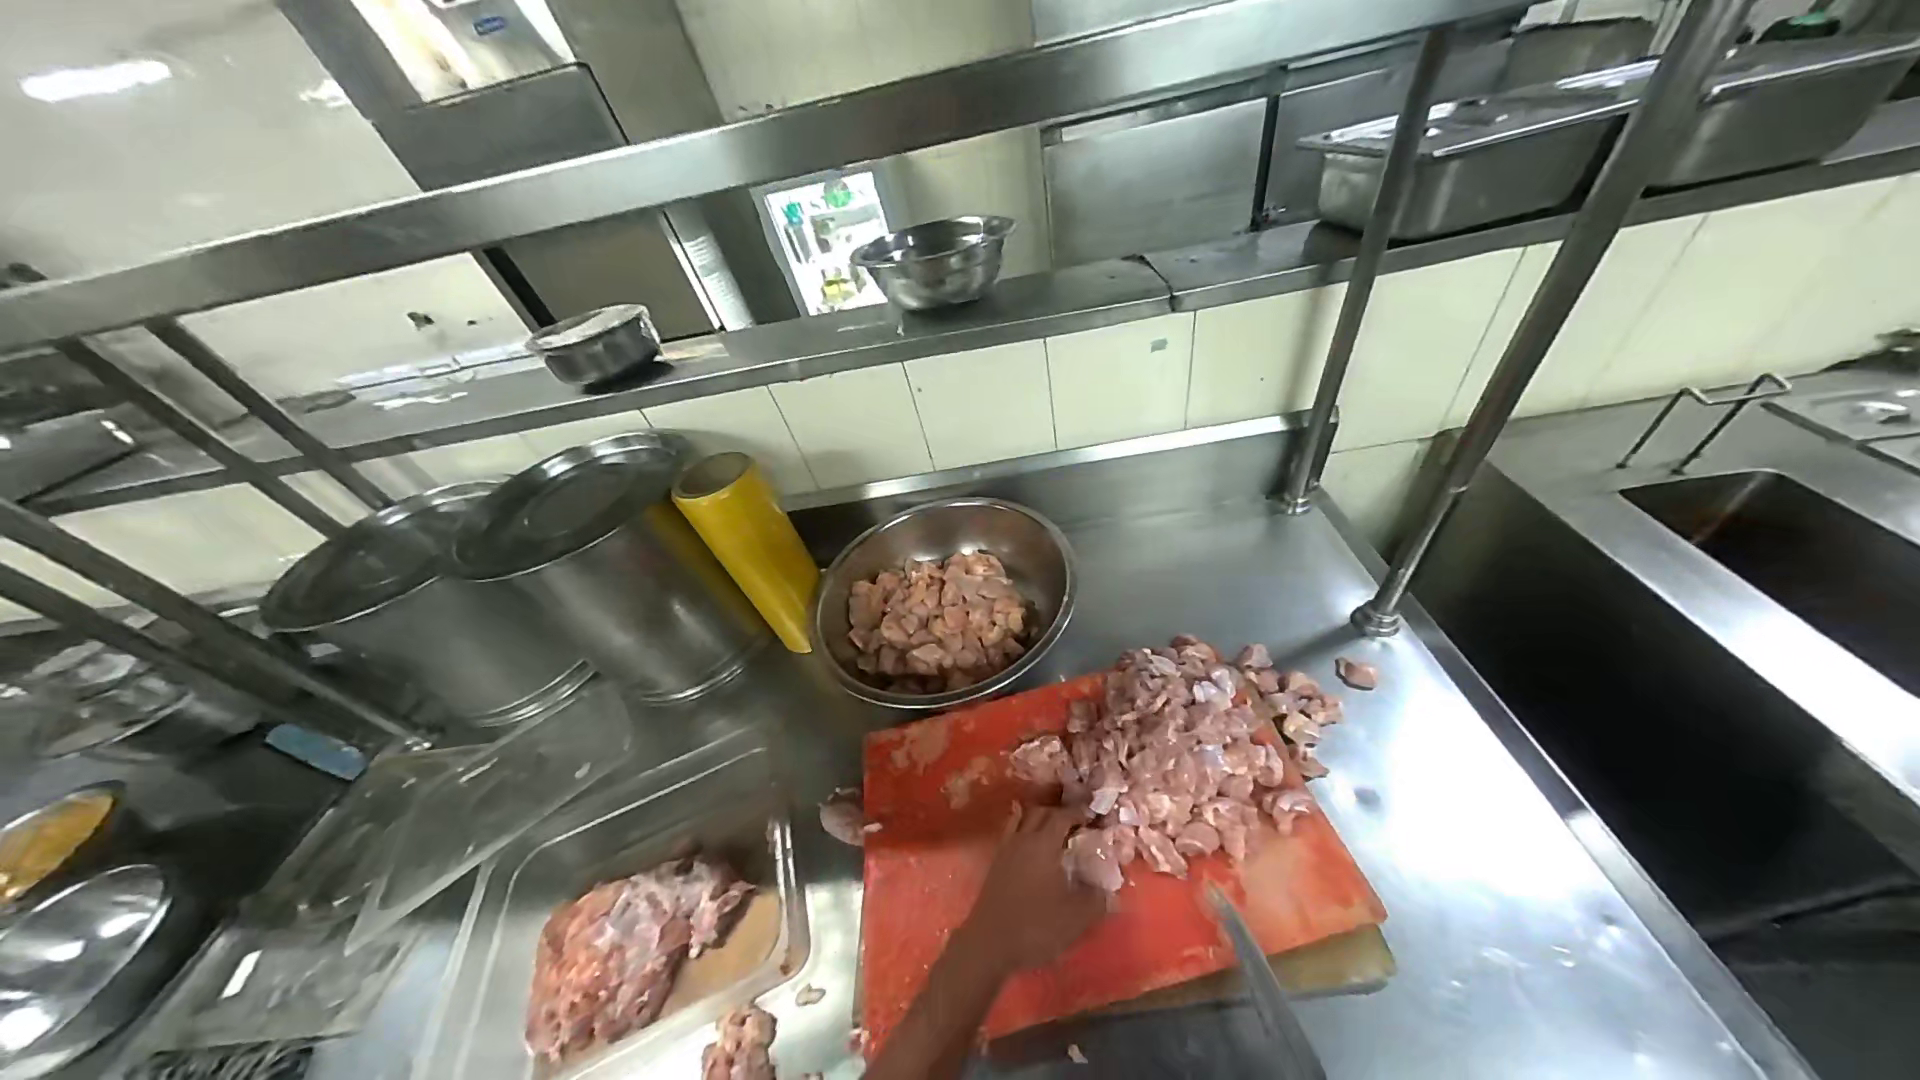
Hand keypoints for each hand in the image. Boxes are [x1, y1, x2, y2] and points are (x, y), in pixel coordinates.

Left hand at [958, 805, 1107, 976]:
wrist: (990, 943)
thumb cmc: (1036, 926)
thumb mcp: (1076, 918)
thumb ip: (1097, 900)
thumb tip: (1111, 891)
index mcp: (1043, 844)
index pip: (1062, 816)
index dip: (1078, 813)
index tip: (1093, 816)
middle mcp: (1023, 839)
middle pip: (1041, 813)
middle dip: (1060, 813)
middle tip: (1077, 824)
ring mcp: (1006, 849)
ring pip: (1023, 820)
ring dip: (1039, 818)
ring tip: (1055, 830)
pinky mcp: (996, 863)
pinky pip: (1011, 833)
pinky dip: (1023, 829)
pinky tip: (1030, 845)